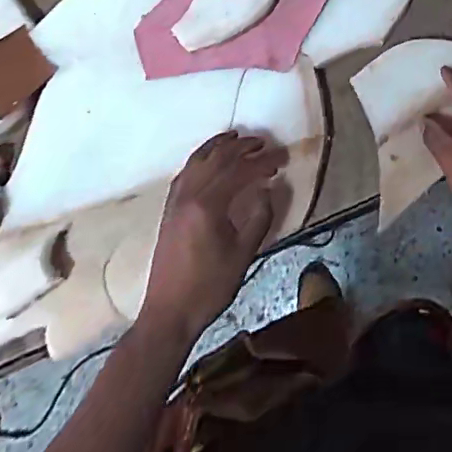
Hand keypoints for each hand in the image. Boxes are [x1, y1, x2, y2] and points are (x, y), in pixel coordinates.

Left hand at [139, 132, 289, 345]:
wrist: (168, 314)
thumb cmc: (209, 287)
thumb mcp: (244, 254)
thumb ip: (259, 217)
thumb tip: (267, 190)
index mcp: (208, 205)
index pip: (240, 171)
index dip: (263, 162)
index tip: (282, 159)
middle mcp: (188, 195)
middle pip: (218, 158)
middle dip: (243, 147)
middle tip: (264, 144)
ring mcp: (175, 201)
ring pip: (198, 161)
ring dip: (218, 146)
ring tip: (236, 138)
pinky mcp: (169, 210)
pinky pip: (185, 173)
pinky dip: (200, 159)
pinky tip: (209, 161)